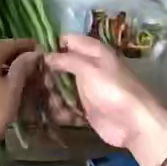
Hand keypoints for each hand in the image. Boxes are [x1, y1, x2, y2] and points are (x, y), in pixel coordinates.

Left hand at [0, 39, 43, 163]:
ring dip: (7, 70)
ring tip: (26, 80)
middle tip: (37, 67)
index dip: (27, 45)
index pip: (9, 43)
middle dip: (17, 58)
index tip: (43, 49)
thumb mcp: (11, 90)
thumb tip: (33, 53)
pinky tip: (7, 91)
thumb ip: (22, 67)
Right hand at [43, 34, 166, 159]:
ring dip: (51, 92)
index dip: (52, 44)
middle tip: (32, 78)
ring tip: (37, 97)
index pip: (69, 40)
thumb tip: (45, 55)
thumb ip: (66, 60)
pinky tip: (48, 111)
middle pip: (63, 64)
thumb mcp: (88, 69)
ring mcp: (87, 89)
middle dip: (48, 71)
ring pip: (62, 85)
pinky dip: (58, 109)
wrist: (134, 124)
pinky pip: (66, 105)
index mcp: (94, 52)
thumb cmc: (112, 90)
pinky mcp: (86, 108)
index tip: (33, 53)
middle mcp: (90, 68)